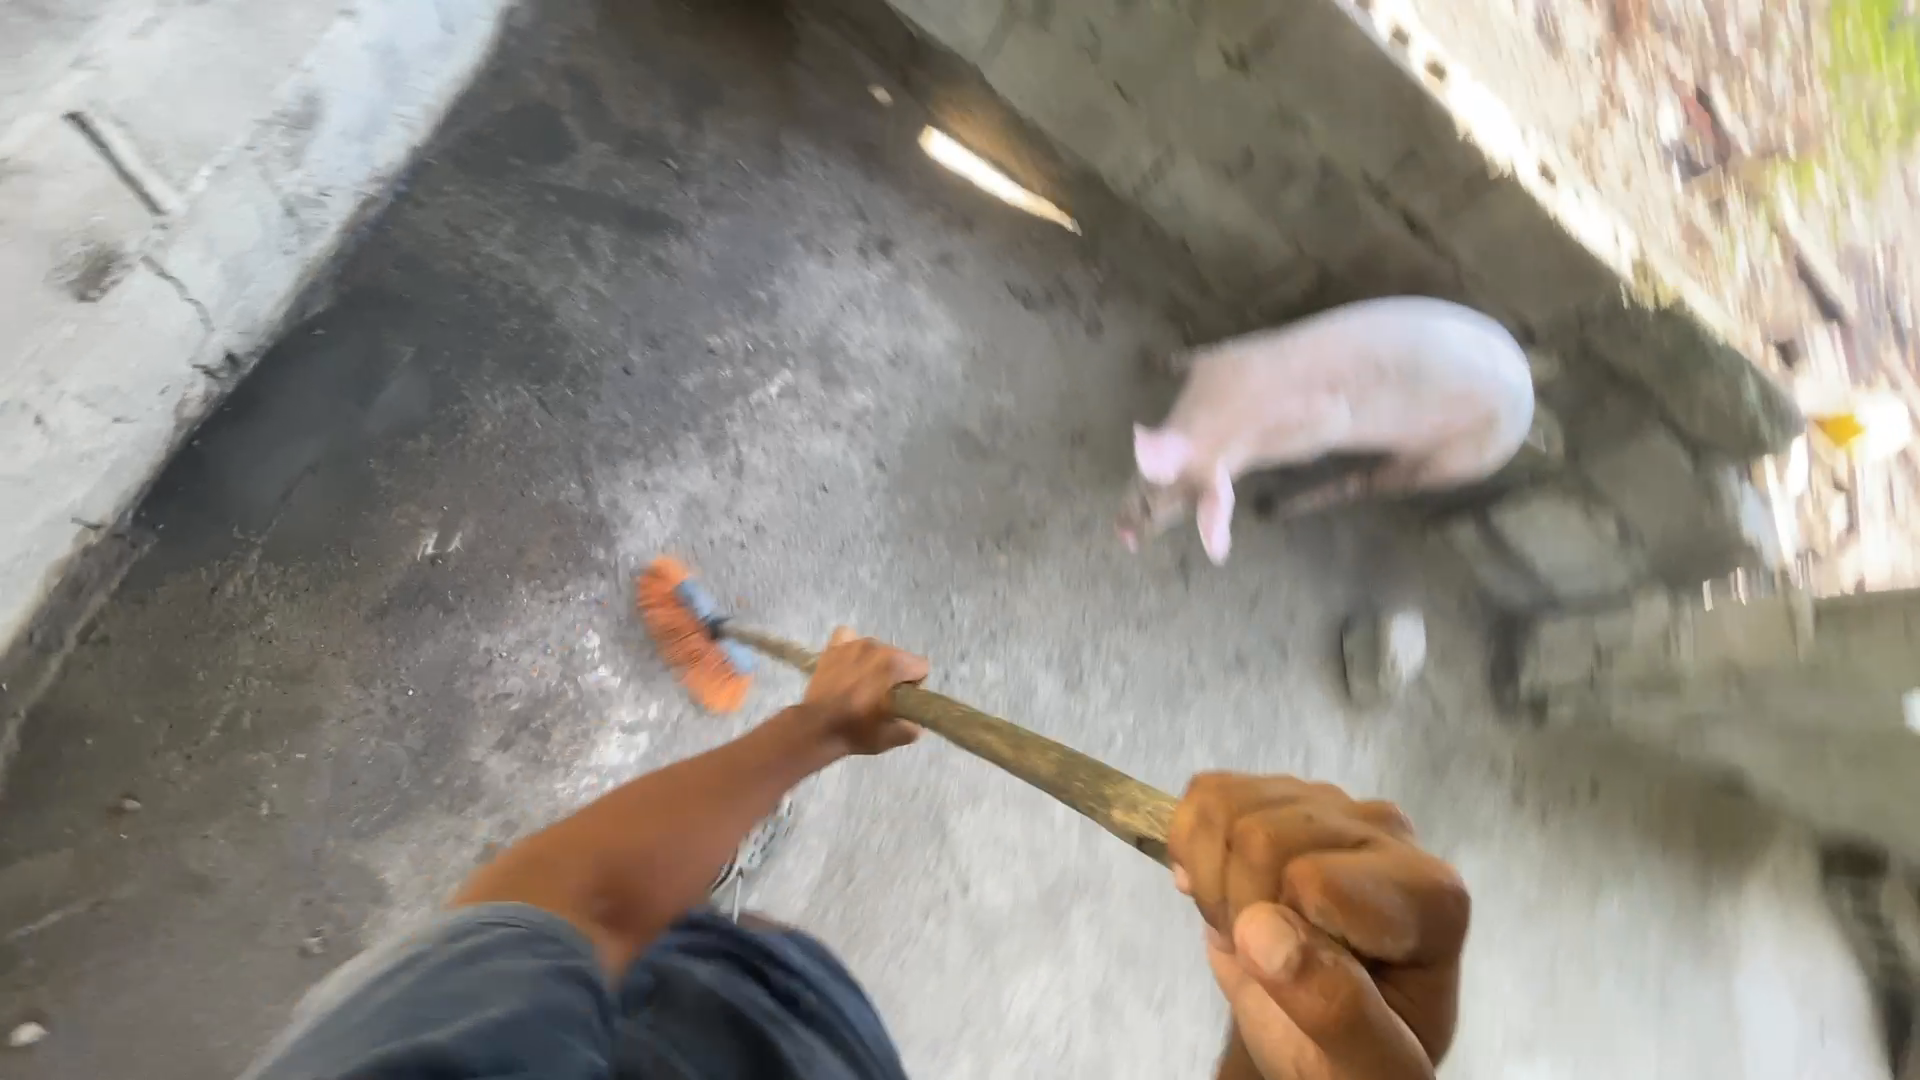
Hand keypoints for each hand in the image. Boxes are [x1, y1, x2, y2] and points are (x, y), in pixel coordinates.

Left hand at [802, 627, 928, 755]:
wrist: (815, 729)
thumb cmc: (856, 731)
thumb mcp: (891, 737)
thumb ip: (912, 727)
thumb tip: (917, 723)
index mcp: (894, 664)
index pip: (921, 666)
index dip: (915, 686)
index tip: (902, 701)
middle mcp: (876, 647)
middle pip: (899, 657)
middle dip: (895, 675)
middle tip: (881, 697)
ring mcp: (852, 644)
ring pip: (877, 649)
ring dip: (875, 664)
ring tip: (861, 684)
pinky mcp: (833, 647)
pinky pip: (849, 637)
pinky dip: (852, 649)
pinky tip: (849, 664)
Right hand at [1170, 774, 1469, 1079]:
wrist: (1311, 1025)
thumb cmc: (1347, 1052)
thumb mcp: (1364, 1070)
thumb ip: (1335, 1010)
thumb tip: (1264, 931)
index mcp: (1427, 895)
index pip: (1310, 878)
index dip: (1278, 936)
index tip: (1296, 982)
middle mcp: (1383, 828)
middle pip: (1258, 836)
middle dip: (1235, 908)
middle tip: (1260, 958)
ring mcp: (1324, 799)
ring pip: (1222, 806)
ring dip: (1210, 879)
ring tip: (1245, 924)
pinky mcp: (1272, 789)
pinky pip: (1202, 792)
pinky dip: (1190, 846)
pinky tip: (1222, 885)